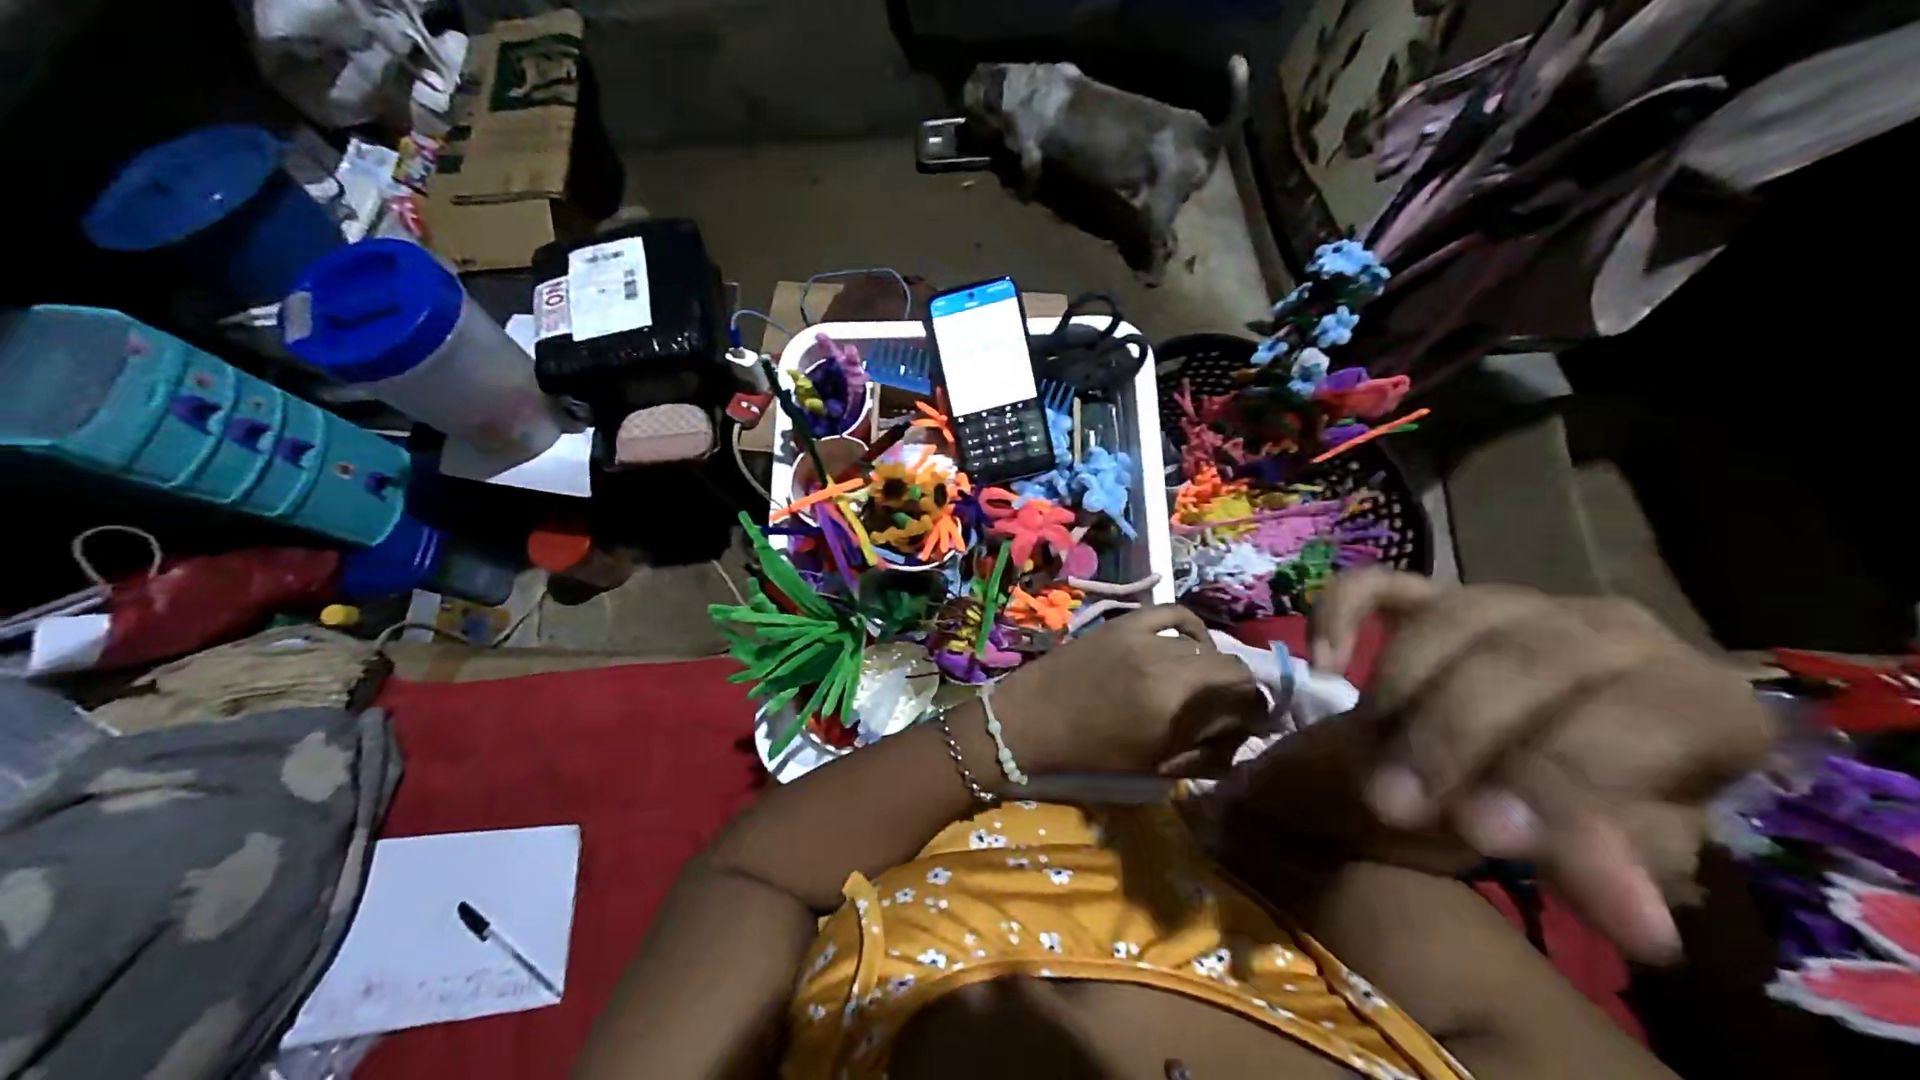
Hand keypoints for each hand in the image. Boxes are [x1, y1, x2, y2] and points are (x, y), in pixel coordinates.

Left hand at [990, 605, 1264, 776]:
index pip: (1244, 692)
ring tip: (1198, 681)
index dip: (1254, 708)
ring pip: (1202, 644)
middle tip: (1220, 707)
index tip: (1246, 721)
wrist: (1029, 722)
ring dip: (1209, 664)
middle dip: (1234, 689)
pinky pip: (1172, 613)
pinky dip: (1189, 627)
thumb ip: (1204, 747)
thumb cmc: (1088, 755)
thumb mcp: (1154, 763)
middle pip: (1228, 664)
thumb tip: (1239, 732)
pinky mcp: (1123, 624)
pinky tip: (1188, 643)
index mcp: (1175, 702)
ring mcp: (1143, 637)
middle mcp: (1165, 662)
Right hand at [1311, 570, 1775, 962]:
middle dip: (1457, 735)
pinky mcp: (1426, 594)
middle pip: (1534, 657)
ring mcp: (1508, 602)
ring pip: (1453, 617)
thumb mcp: (1589, 858)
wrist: (1486, 776)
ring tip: (1370, 768)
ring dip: (1398, 692)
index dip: (1567, 770)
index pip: (1652, 711)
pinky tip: (1327, 664)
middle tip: (1396, 804)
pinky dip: (1342, 613)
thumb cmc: (1559, 818)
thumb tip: (1636, 926)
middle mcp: (1607, 629)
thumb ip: (1603, 871)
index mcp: (1692, 699)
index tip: (1483, 831)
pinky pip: (1378, 584)